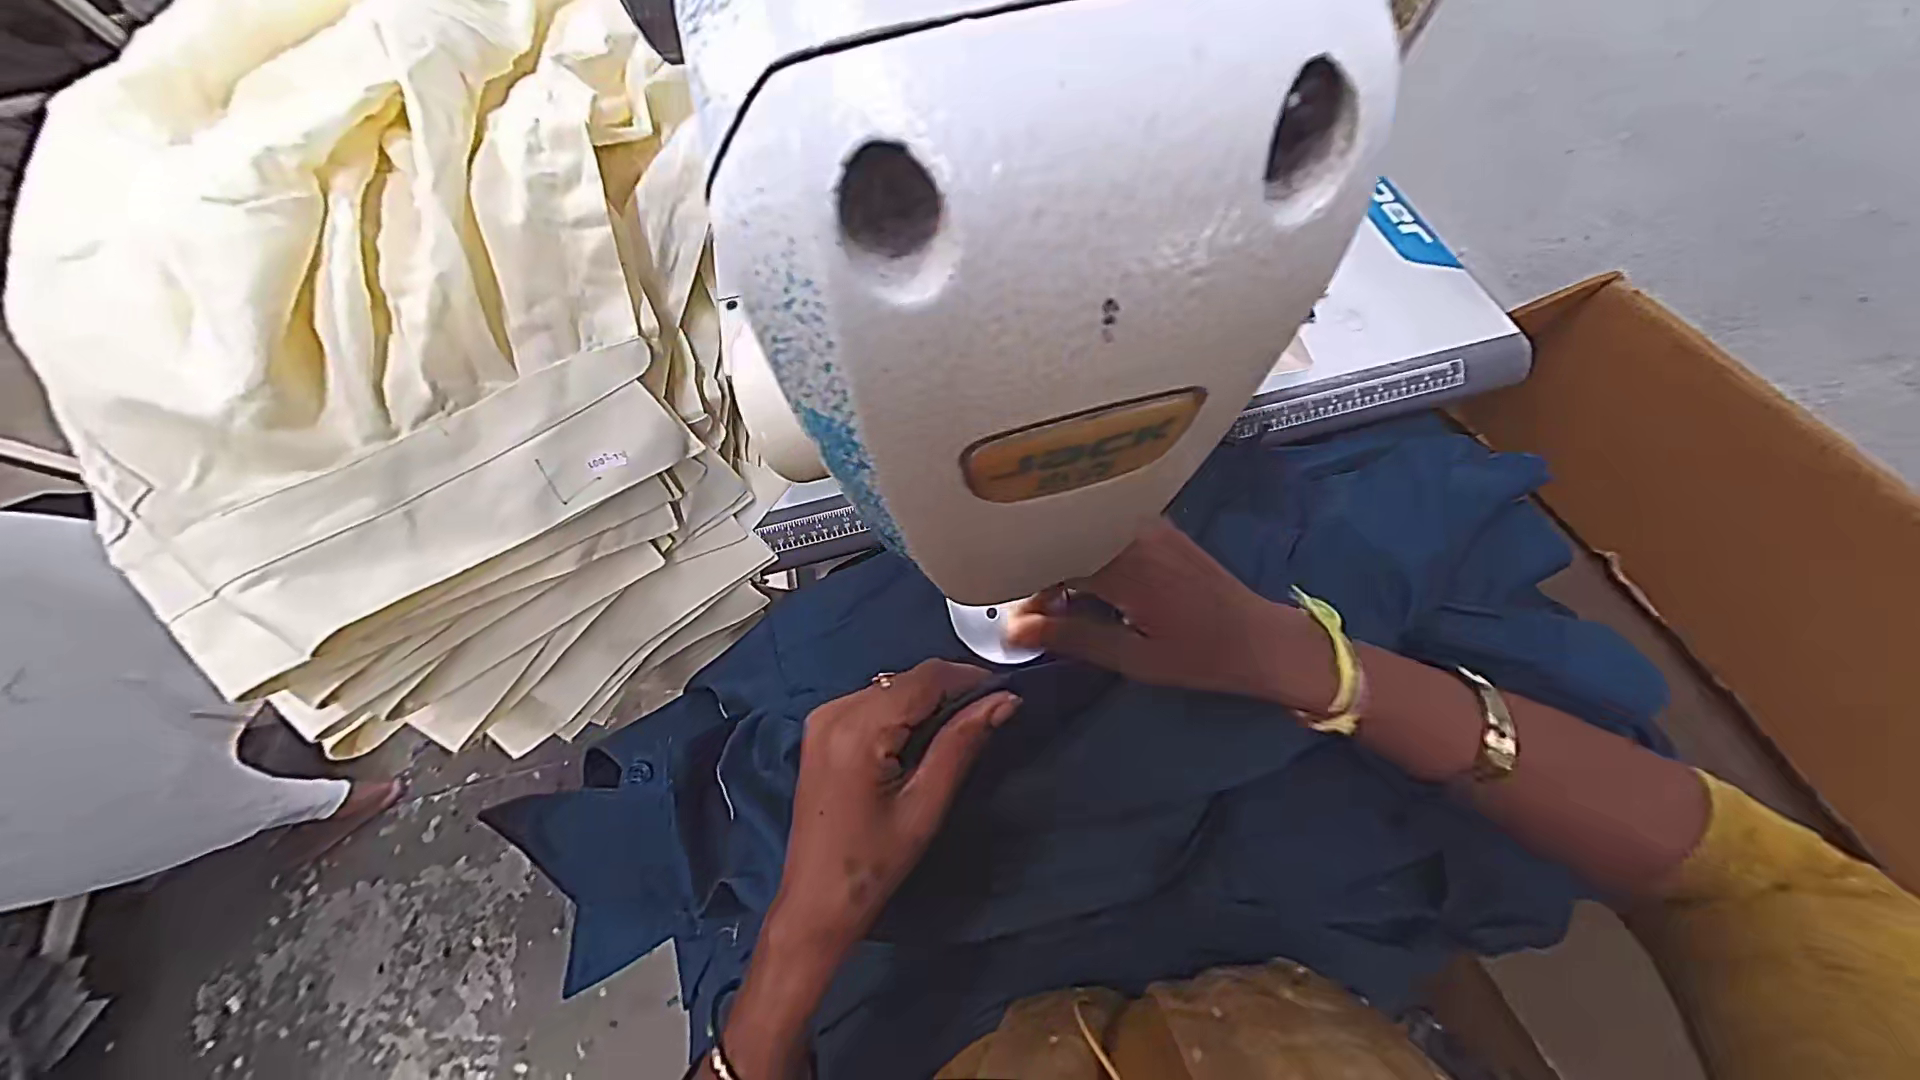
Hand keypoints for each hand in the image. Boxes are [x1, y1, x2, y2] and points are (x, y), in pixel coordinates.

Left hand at [769, 659, 1021, 953]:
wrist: (815, 902)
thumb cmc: (872, 864)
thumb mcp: (925, 804)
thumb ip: (962, 742)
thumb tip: (1004, 700)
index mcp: (857, 728)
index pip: (925, 677)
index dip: (969, 678)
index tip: (1004, 691)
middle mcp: (834, 711)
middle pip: (907, 678)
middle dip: (951, 689)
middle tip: (988, 712)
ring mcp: (823, 716)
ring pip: (892, 685)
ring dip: (928, 698)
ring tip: (959, 727)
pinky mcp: (821, 727)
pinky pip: (874, 700)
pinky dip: (903, 709)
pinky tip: (921, 736)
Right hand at [1004, 518, 1336, 711]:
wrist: (1263, 639)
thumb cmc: (1200, 655)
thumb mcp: (1132, 657)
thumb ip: (1071, 637)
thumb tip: (1014, 631)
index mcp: (1125, 564)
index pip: (1052, 559)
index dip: (1028, 587)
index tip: (1022, 619)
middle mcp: (1133, 532)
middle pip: (1064, 540)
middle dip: (1042, 575)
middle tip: (1039, 615)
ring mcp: (1148, 525)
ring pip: (1082, 534)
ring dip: (1064, 563)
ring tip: (1064, 603)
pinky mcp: (1158, 528)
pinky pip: (1105, 532)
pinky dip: (1087, 555)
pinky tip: (1091, 586)